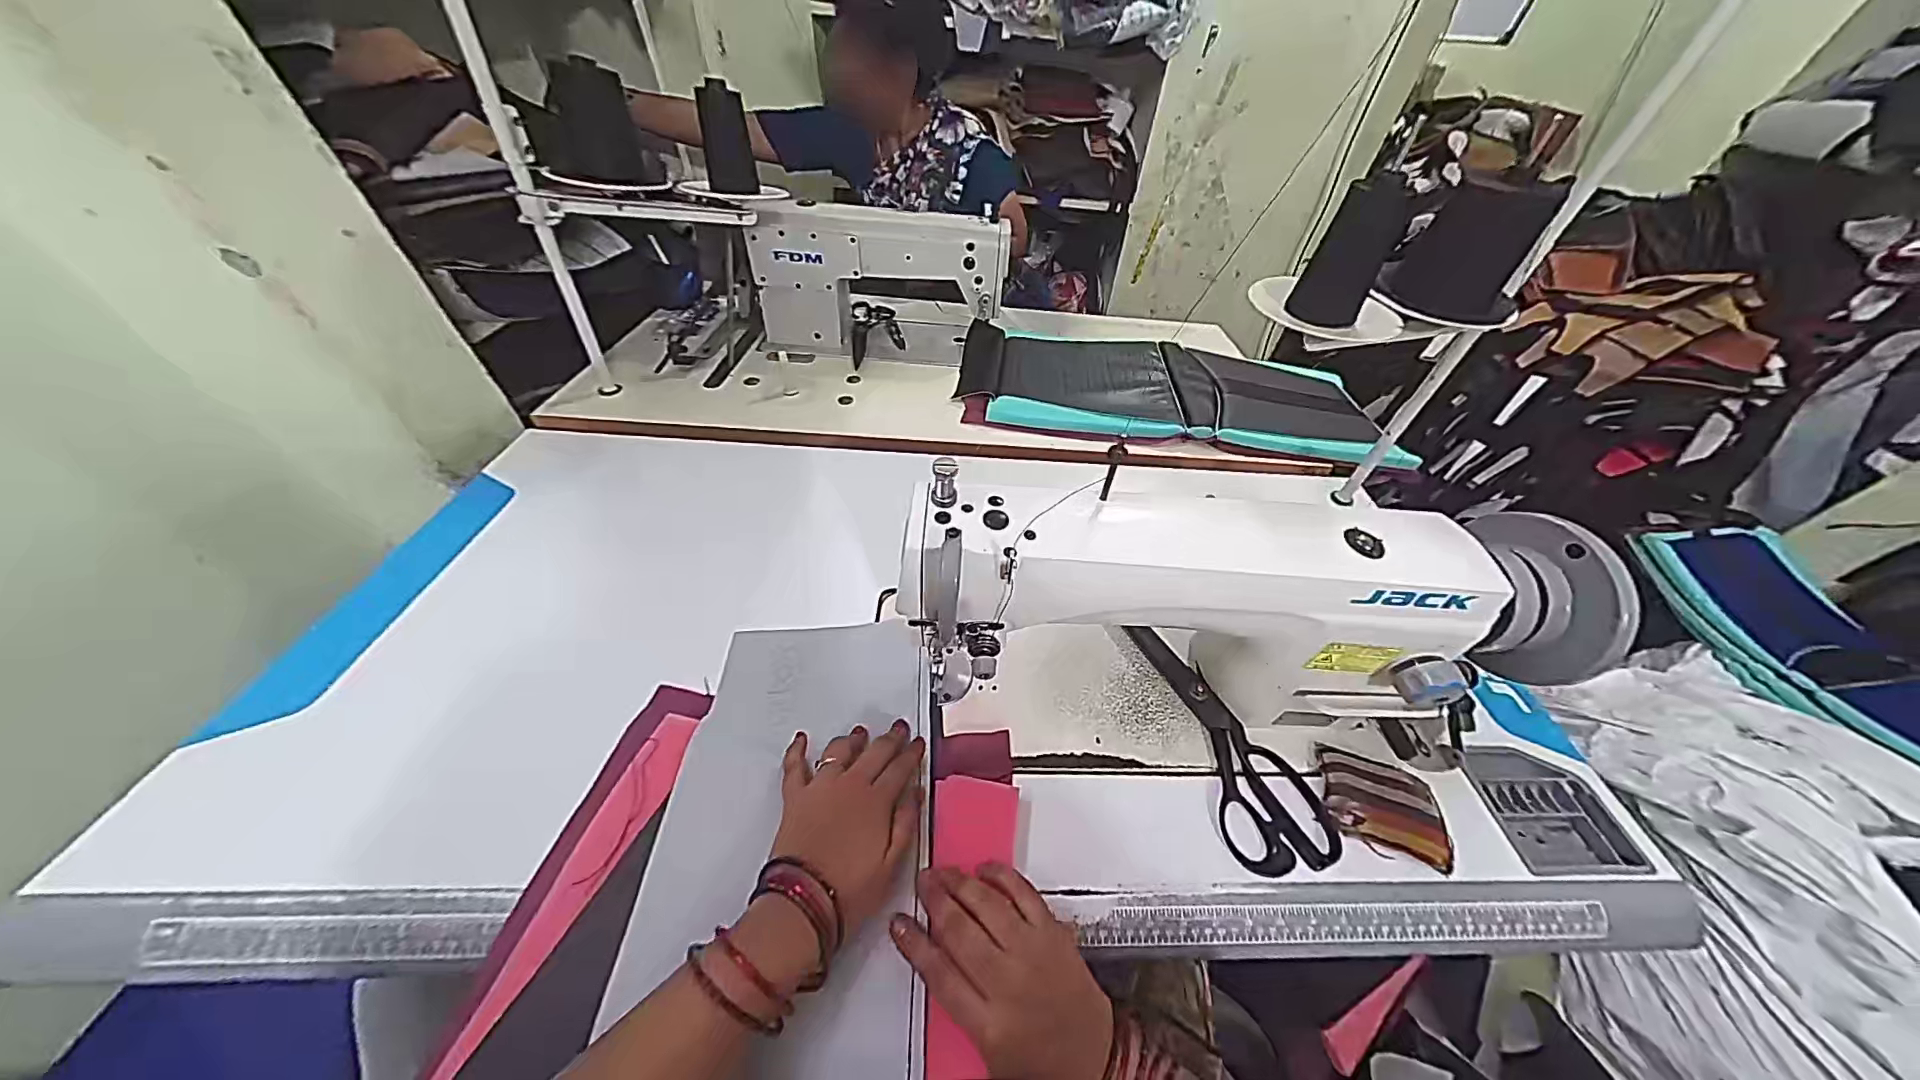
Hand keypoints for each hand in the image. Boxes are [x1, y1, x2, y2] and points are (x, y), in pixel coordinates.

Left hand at [773, 721, 924, 932]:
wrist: (803, 902)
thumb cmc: (849, 890)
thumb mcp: (892, 864)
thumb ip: (906, 823)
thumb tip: (915, 794)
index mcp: (877, 801)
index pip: (900, 768)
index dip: (911, 754)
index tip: (917, 744)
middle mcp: (850, 786)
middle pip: (875, 752)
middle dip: (890, 738)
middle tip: (898, 729)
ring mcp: (821, 788)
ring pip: (840, 750)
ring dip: (853, 739)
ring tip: (860, 734)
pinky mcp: (795, 798)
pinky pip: (795, 765)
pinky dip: (798, 750)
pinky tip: (802, 739)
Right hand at [891, 864, 1112, 1079]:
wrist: (1094, 1058)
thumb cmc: (1040, 1057)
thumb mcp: (987, 1046)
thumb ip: (957, 1001)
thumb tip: (929, 955)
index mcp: (987, 1022)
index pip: (939, 973)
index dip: (914, 942)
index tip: (900, 923)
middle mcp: (1008, 982)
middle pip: (959, 930)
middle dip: (934, 900)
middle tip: (922, 883)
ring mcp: (1032, 952)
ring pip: (987, 905)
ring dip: (960, 883)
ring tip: (944, 872)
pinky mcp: (1053, 933)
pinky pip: (1024, 893)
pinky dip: (1001, 876)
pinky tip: (984, 869)